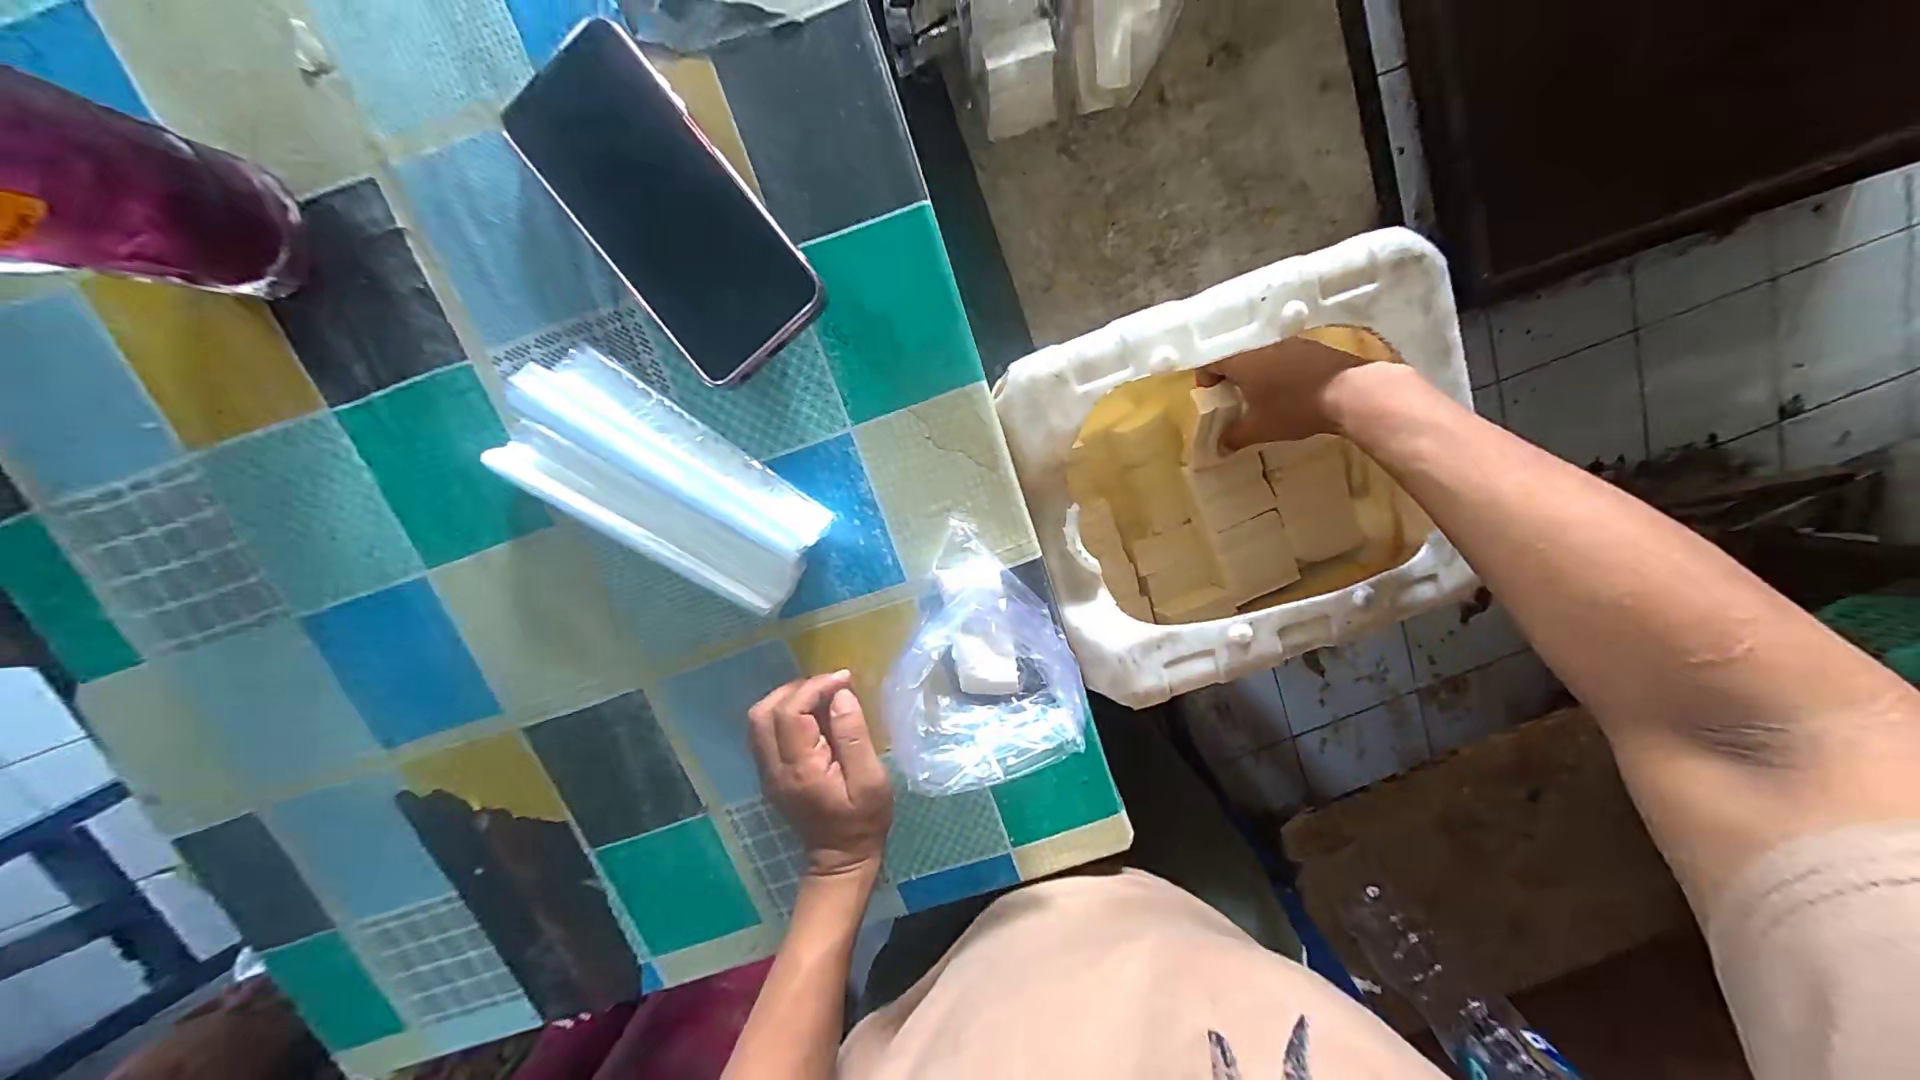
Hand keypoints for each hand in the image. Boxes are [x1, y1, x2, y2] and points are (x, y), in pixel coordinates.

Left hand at [747, 671, 893, 878]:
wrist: (840, 859)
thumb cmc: (863, 820)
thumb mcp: (871, 780)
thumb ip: (854, 737)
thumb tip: (841, 696)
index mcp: (800, 768)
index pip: (791, 712)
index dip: (815, 687)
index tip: (843, 680)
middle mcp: (775, 768)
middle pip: (765, 712)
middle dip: (797, 689)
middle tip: (830, 686)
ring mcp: (768, 772)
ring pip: (759, 720)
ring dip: (788, 699)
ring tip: (820, 697)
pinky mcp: (770, 774)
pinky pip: (766, 732)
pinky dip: (784, 713)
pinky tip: (811, 715)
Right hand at [1197, 335, 1381, 447]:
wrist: (1351, 392)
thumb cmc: (1294, 408)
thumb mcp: (1260, 429)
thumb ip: (1234, 437)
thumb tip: (1219, 448)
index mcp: (1241, 360)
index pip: (1210, 362)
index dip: (1205, 379)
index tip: (1211, 396)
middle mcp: (1262, 345)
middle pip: (1235, 356)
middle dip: (1230, 376)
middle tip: (1233, 397)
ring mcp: (1289, 342)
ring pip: (1260, 354)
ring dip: (1256, 372)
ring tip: (1261, 394)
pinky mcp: (1312, 346)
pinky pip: (1283, 355)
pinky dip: (1277, 369)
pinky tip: (1288, 388)